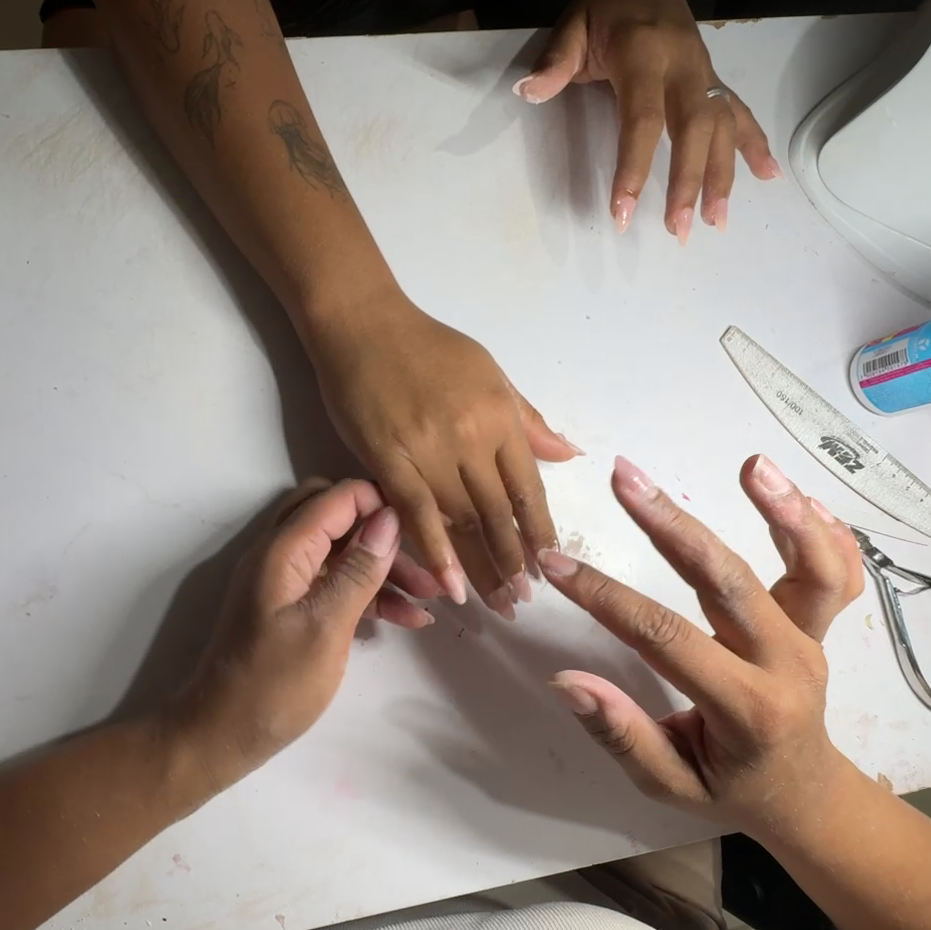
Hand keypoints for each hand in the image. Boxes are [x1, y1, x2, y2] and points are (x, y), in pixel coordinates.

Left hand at [168, 478, 438, 773]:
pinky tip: (407, 619)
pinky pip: (334, 584)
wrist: (220, 734)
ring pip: (340, 552)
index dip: (382, 503)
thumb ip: (358, 571)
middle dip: (384, 534)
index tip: (426, 526)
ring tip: (432, 598)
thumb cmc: (274, 685)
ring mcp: (284, 580)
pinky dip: (367, 595)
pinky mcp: (290, 606)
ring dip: (383, 569)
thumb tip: (389, 519)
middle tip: (427, 560)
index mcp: (282, 549)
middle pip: (338, 518)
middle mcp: (279, 553)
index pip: (337, 497)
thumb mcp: (326, 627)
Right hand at [307, 291, 580, 617]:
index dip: (539, 532)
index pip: (528, 488)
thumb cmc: (427, 348)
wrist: (363, 326)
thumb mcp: (489, 373)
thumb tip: (567, 455)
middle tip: (522, 601)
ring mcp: (430, 451)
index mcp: (501, 416)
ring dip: (481, 567)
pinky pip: (418, 514)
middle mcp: (472, 438)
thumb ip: (526, 420)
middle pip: (499, 513)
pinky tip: (450, 585)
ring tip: (495, 604)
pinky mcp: (389, 460)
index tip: (548, 566)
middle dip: (513, 562)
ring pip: (463, 521)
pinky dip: (436, 553)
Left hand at [514, 0, 780, 242]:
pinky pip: (740, 112)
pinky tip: (768, 176)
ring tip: (716, 222)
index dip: (634, 168)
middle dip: (690, 182)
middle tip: (679, 230)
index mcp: (644, 56)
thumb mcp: (571, 30)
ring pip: (723, 126)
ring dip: (723, 176)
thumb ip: (554, 62)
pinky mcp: (711, 78)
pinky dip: (755, 144)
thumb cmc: (601, 10)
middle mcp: (683, 65)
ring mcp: (703, 72)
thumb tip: (528, 90)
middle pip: (694, 128)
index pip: (643, 120)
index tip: (624, 211)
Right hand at [537, 453, 865, 840]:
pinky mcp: (821, 626)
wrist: (806, 796)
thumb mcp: (668, 783)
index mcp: (746, 708)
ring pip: (811, 570)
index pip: (663, 636)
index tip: (553, 562)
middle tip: (623, 477)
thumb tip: (566, 681)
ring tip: (751, 465)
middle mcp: (786, 666)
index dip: (603, 595)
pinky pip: (837, 574)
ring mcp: (812, 641)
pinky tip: (790, 490)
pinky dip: (822, 530)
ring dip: (782, 513)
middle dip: (671, 524)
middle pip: (729, 582)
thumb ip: (621, 734)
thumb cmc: (728, 789)